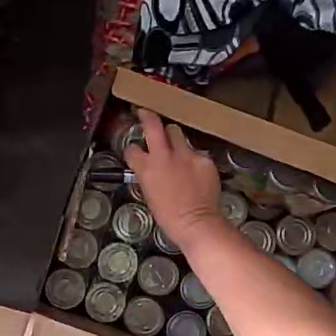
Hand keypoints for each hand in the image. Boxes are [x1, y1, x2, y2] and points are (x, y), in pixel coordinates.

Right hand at [124, 107, 221, 244]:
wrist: (195, 222)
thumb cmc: (169, 216)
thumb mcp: (149, 195)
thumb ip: (148, 176)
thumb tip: (150, 170)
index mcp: (146, 168)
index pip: (132, 150)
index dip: (132, 149)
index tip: (134, 150)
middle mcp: (164, 156)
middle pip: (154, 125)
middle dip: (149, 117)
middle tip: (146, 114)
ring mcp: (186, 155)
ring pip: (177, 133)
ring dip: (174, 136)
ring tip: (176, 146)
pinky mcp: (203, 159)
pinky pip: (196, 151)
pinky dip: (193, 158)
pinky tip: (195, 170)